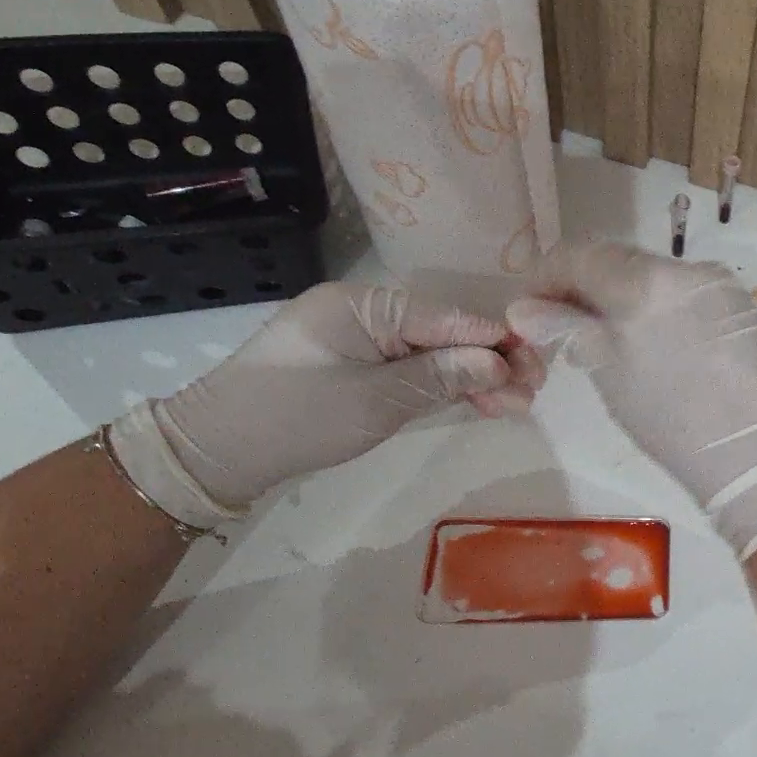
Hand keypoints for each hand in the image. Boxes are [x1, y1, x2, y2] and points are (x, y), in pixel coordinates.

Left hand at [110, 282, 544, 528]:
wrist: (219, 451)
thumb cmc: (297, 419)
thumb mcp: (377, 400)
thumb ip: (442, 376)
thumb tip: (500, 363)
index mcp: (364, 305)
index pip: (450, 317)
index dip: (498, 342)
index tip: (537, 369)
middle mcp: (367, 311)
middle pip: (449, 331)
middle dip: (493, 362)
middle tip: (532, 394)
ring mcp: (364, 337)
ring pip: (439, 351)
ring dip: (478, 377)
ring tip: (516, 405)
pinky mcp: (362, 362)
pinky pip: (418, 365)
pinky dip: (450, 383)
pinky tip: (483, 400)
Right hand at [507, 242, 756, 556]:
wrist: (756, 452)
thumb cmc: (672, 419)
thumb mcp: (609, 373)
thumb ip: (569, 329)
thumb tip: (526, 308)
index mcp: (646, 280)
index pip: (580, 256)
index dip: (545, 276)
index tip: (528, 307)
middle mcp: (687, 269)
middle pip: (620, 263)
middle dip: (585, 287)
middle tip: (561, 324)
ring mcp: (721, 286)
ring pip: (657, 279)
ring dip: (624, 298)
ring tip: (607, 339)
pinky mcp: (743, 308)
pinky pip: (689, 296)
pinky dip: (661, 309)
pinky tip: (653, 342)